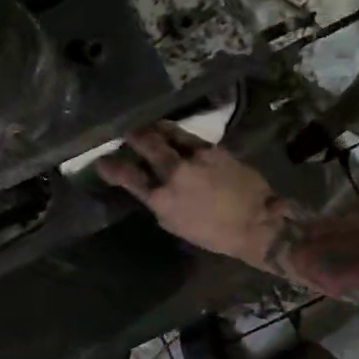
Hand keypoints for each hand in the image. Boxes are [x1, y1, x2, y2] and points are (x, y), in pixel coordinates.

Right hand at [97, 123, 290, 267]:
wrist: (257, 222)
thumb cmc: (215, 233)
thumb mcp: (176, 225)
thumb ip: (160, 203)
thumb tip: (152, 188)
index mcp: (161, 198)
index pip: (128, 177)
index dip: (111, 168)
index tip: (101, 161)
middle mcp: (174, 172)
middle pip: (146, 143)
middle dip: (132, 134)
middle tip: (124, 128)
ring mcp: (195, 156)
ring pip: (167, 132)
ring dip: (154, 127)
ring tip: (147, 125)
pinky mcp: (213, 148)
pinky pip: (188, 136)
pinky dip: (177, 134)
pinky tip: (175, 134)